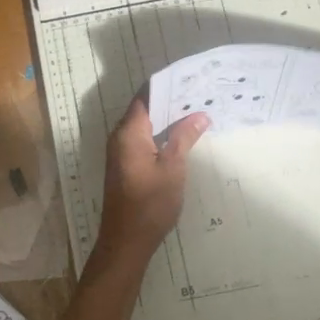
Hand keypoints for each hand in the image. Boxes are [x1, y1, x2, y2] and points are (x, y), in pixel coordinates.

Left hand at [94, 99, 207, 268]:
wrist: (126, 241)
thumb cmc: (150, 203)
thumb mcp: (173, 168)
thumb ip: (184, 137)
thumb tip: (200, 114)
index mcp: (129, 132)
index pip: (146, 97)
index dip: (166, 85)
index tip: (190, 78)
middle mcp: (120, 137)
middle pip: (145, 109)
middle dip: (170, 101)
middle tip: (199, 93)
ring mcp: (120, 152)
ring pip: (145, 126)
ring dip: (167, 119)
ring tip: (196, 111)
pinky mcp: (125, 166)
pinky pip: (143, 140)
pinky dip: (160, 134)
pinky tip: (181, 137)